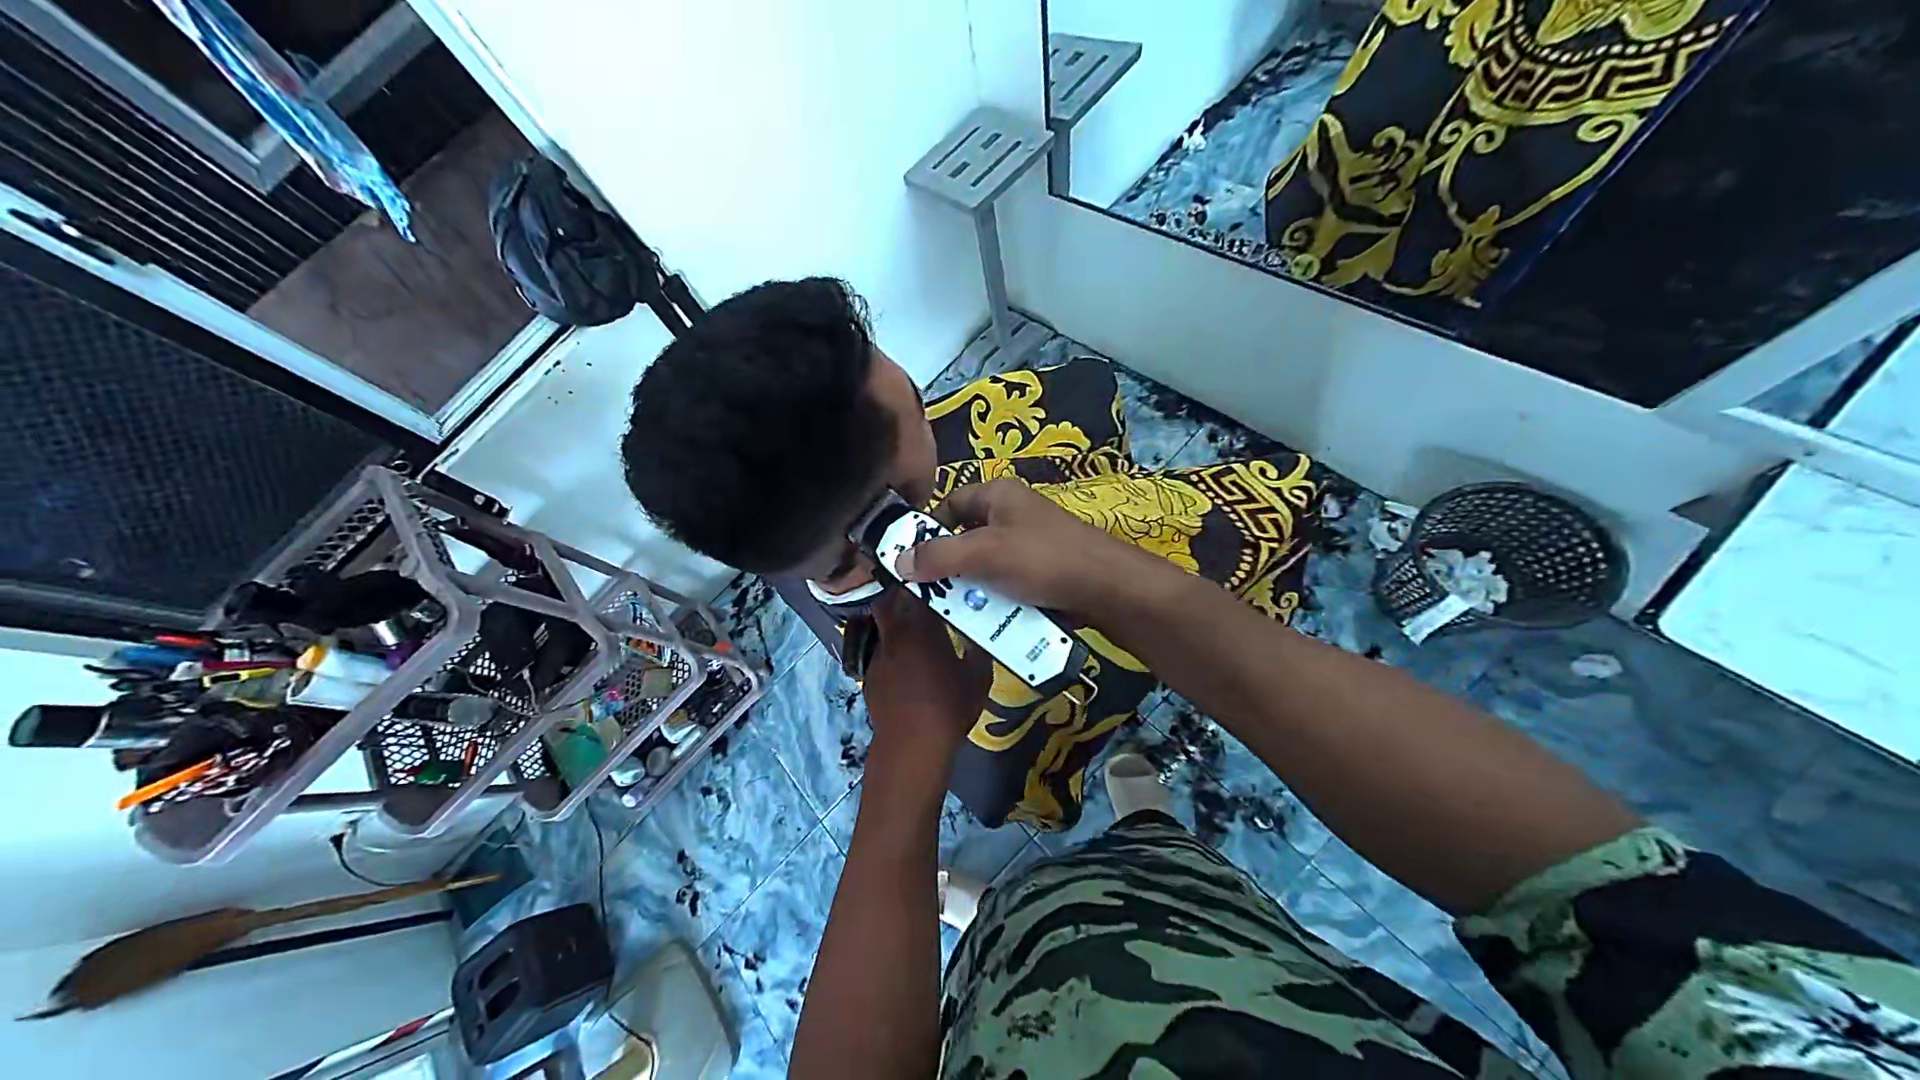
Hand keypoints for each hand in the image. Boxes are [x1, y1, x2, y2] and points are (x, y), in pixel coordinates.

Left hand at [862, 587, 990, 769]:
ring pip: (881, 625)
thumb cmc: (950, 707)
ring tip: (913, 630)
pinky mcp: (870, 675)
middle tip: (920, 598)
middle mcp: (895, 635)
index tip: (935, 580)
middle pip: (888, 601)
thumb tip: (978, 636)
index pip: (917, 589)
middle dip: (900, 595)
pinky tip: (905, 664)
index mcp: (922, 628)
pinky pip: (879, 651)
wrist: (912, 744)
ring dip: (894, 622)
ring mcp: (878, 655)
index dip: (924, 581)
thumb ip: (977, 650)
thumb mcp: (978, 677)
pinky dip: (890, 650)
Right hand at [899, 479, 1177, 621]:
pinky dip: (997, 600)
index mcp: (997, 495)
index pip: (949, 504)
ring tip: (962, 615)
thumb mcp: (984, 553)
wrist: (1109, 589)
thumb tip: (897, 561)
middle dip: (949, 569)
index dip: (928, 530)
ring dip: (973, 590)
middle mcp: (1013, 514)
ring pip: (985, 567)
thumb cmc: (1042, 559)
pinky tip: (992, 621)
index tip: (913, 562)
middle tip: (933, 596)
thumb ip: (938, 556)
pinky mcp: (1044, 572)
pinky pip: (1008, 584)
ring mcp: (1030, 544)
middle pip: (965, 539)